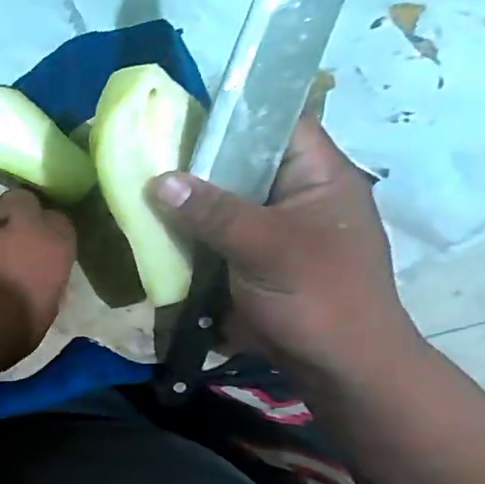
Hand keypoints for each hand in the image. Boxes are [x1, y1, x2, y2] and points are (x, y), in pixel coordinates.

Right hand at [151, 117, 417, 375]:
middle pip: (245, 164)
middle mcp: (298, 196)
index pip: (279, 122)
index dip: (235, 112)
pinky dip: (195, 238)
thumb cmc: (317, 298)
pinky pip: (222, 239)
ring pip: (228, 204)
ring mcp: (278, 232)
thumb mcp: (265, 247)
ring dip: (192, 204)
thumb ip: (212, 212)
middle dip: (200, 162)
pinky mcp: (258, 264)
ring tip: (143, 191)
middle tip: (148, 154)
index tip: (182, 112)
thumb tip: (158, 180)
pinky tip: (159, 233)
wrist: (342, 371)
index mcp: (319, 175)